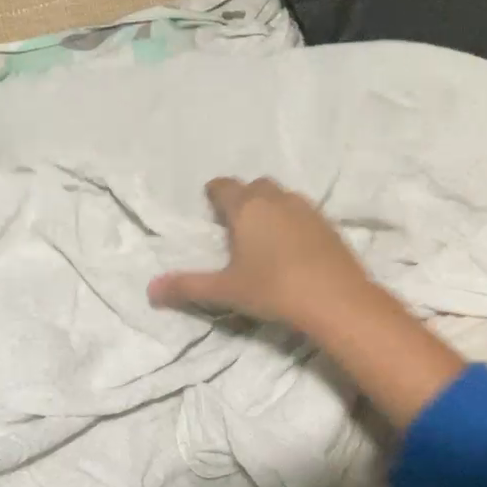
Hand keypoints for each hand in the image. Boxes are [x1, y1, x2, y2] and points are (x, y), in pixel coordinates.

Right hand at [146, 177, 373, 325]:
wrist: (336, 300)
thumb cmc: (272, 289)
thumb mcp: (224, 291)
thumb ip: (187, 287)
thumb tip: (150, 291)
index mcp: (247, 208)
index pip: (225, 187)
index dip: (214, 192)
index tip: (208, 201)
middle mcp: (278, 200)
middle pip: (256, 186)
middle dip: (243, 197)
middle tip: (232, 221)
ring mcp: (308, 211)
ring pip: (282, 198)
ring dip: (269, 208)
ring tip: (261, 234)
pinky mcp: (329, 227)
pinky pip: (303, 214)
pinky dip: (291, 223)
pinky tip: (290, 248)